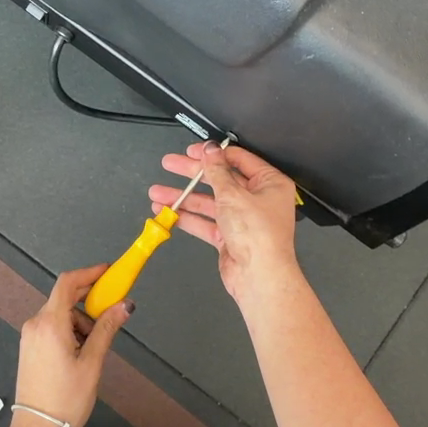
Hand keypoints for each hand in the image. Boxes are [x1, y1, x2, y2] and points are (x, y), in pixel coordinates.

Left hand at [7, 265, 129, 426]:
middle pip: (64, 299)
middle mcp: (35, 323)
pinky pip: (52, 328)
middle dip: (89, 304)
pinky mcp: (29, 348)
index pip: (67, 282)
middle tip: (110, 318)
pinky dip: (69, 332)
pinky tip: (81, 354)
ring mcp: (30, 336)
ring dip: (80, 322)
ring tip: (94, 349)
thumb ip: (107, 329)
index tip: (109, 273)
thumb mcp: (92, 363)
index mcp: (50, 323)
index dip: (89, 273)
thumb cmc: (67, 399)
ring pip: (59, 315)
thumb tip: (125, 305)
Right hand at [149, 142, 301, 299]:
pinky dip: (187, 217)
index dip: (212, 154)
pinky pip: (205, 222)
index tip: (192, 151)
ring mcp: (243, 219)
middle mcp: (257, 200)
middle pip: (220, 180)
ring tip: (158, 192)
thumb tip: (209, 151)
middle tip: (171, 164)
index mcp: (269, 183)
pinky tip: (168, 212)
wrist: (259, 276)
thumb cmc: (259, 236)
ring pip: (208, 202)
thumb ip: (217, 171)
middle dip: (191, 174)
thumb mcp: (233, 194)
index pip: (237, 160)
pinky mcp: (230, 237)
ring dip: (183, 197)